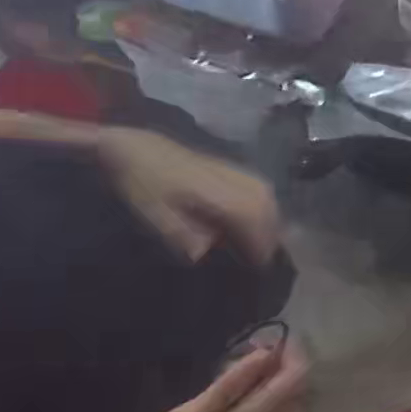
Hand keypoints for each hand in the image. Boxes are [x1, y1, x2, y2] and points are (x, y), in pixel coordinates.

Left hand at [97, 128, 279, 264]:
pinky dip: (266, 209)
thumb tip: (203, 253)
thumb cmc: (144, 182)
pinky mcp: (237, 170)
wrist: (140, 147)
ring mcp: (238, 171)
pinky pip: (263, 190)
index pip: (249, 215)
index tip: (258, 264)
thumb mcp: (151, 211)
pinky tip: (259, 221)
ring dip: (270, 222)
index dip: (257, 240)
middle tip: (262, 259)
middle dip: (268, 234)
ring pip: (267, 197)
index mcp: (212, 189)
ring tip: (263, 243)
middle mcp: (233, 178)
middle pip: (264, 207)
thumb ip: (179, 233)